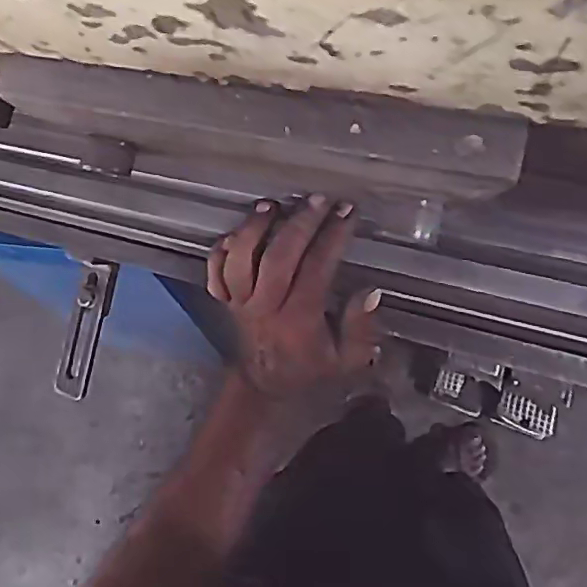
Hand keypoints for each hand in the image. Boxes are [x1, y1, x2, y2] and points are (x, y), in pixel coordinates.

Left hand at [205, 196, 380, 399]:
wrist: (266, 386)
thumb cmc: (310, 368)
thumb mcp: (347, 360)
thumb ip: (361, 328)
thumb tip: (371, 292)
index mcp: (299, 320)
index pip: (317, 268)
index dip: (333, 236)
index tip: (347, 212)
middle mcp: (266, 307)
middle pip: (279, 256)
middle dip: (300, 223)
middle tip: (319, 200)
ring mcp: (240, 302)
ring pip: (241, 259)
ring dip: (255, 228)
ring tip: (273, 205)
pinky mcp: (224, 300)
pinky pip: (215, 270)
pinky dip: (222, 249)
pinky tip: (238, 230)